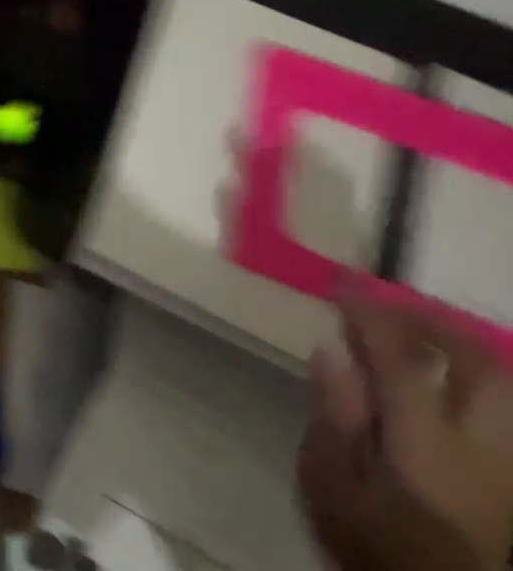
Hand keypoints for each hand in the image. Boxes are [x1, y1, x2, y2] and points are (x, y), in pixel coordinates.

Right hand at [299, 294, 512, 570]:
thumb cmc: (369, 538)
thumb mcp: (330, 481)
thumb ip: (336, 415)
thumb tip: (332, 349)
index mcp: (427, 443)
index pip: (404, 359)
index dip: (372, 315)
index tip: (339, 285)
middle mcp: (484, 443)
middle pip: (479, 363)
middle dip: (431, 319)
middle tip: (381, 299)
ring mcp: (510, 457)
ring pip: (507, 381)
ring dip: (461, 342)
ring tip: (414, 324)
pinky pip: (508, 404)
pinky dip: (478, 373)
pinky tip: (447, 369)